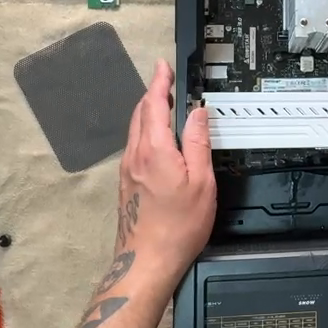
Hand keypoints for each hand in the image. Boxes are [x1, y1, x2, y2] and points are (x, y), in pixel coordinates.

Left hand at [113, 60, 215, 290]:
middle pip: (140, 112)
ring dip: (148, 111)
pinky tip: (157, 138)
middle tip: (166, 81)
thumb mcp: (201, 182)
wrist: (146, 261)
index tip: (163, 66)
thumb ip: (198, 143)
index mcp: (154, 150)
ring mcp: (127, 170)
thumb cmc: (176, 228)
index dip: (159, 81)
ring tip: (164, 104)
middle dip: (153, 92)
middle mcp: (135, 156)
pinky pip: (134, 145)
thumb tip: (198, 114)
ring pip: (135, 129)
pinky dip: (145, 130)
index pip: (153, 103)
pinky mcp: (126, 182)